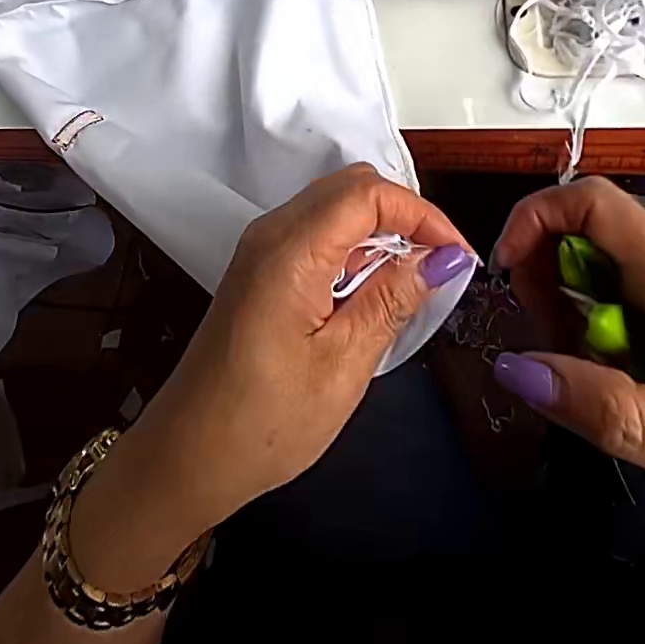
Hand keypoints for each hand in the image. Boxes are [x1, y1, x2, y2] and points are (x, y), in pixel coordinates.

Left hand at [68, 164, 472, 589]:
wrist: (187, 456)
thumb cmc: (265, 422)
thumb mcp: (343, 364)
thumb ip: (393, 299)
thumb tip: (444, 258)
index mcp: (290, 252)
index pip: (367, 194)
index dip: (422, 213)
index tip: (457, 255)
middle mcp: (271, 233)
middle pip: (351, 187)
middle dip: (405, 214)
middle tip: (440, 262)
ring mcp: (262, 247)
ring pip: (336, 205)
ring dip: (382, 229)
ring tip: (416, 276)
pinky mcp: (262, 266)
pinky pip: (319, 230)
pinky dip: (357, 244)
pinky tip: (374, 285)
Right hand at [488, 177, 644, 587]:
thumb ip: (602, 408)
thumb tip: (518, 368)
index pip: (591, 202)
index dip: (533, 219)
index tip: (506, 273)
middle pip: (591, 235)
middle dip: (549, 282)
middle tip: (552, 353)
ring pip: (612, 273)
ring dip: (579, 316)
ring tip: (597, 383)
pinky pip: (640, 303)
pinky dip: (612, 334)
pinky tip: (633, 388)